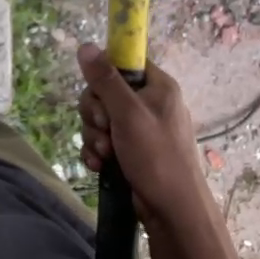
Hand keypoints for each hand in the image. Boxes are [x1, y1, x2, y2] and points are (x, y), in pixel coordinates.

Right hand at [77, 45, 211, 229]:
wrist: (173, 213)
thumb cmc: (157, 157)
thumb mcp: (128, 114)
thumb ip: (105, 80)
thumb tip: (86, 45)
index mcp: (158, 86)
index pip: (124, 62)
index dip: (106, 74)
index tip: (99, 91)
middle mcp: (150, 103)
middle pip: (105, 91)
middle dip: (96, 113)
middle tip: (104, 128)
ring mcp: (140, 129)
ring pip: (100, 118)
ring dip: (95, 136)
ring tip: (105, 154)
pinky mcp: (131, 150)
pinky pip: (103, 139)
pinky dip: (97, 151)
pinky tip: (99, 165)